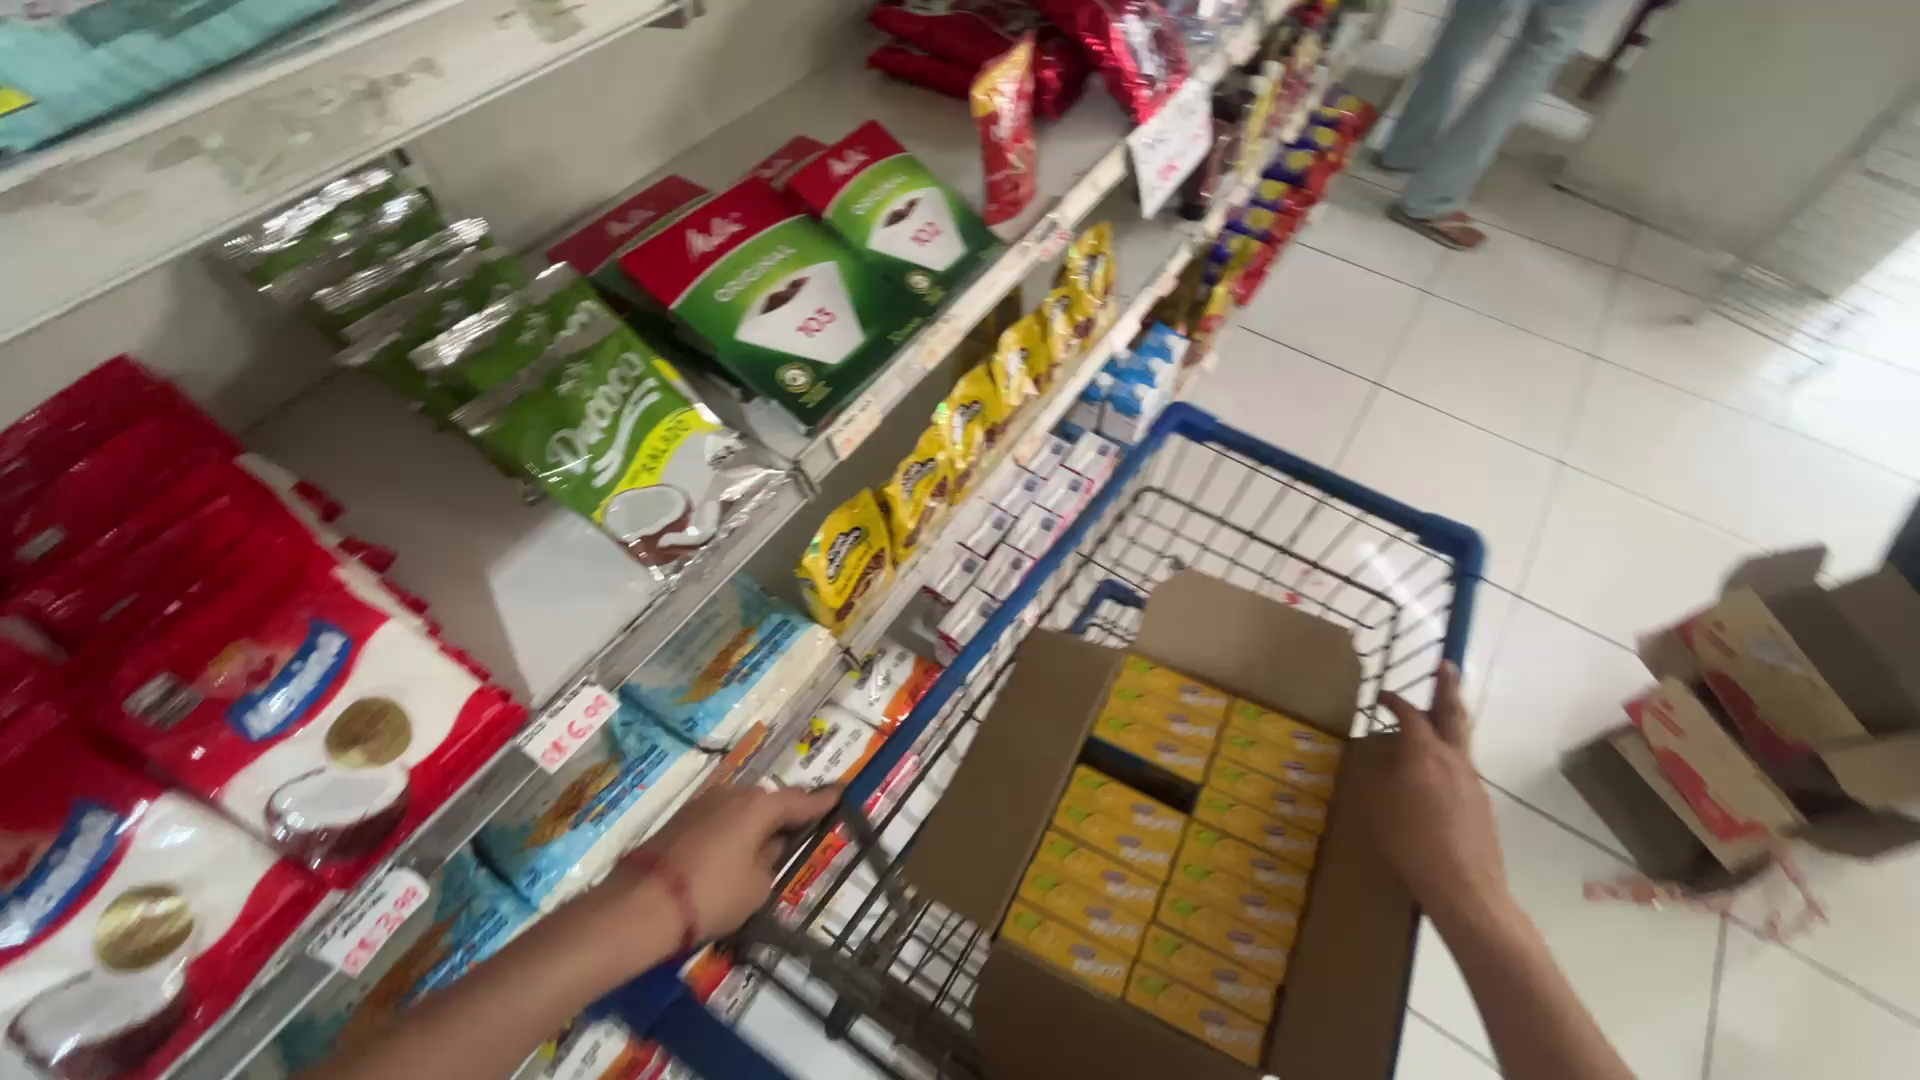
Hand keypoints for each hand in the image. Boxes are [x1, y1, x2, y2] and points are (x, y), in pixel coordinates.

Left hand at [607, 784, 839, 941]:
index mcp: (760, 806)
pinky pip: (720, 820)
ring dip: (755, 826)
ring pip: (742, 811)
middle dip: (785, 817)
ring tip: (765, 850)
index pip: (802, 802)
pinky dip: (732, 833)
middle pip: (770, 803)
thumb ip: (771, 861)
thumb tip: (767, 848)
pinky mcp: (680, 819)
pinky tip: (732, 855)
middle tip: (800, 834)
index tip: (843, 793)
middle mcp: (733, 794)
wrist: (638, 907)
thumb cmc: (711, 896)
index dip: (824, 801)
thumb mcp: (757, 888)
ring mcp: (703, 803)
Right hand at [1371, 662, 1508, 924]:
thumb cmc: (1410, 841)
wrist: (1464, 886)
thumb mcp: (1378, 803)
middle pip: (1453, 714)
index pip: (1409, 714)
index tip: (1380, 695)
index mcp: (1424, 754)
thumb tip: (1383, 754)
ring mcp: (1472, 781)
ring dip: (1446, 722)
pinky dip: (1446, 754)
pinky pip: (1460, 766)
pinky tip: (1431, 772)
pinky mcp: (1480, 803)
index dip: (1394, 701)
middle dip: (1447, 687)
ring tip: (1432, 717)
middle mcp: (1453, 759)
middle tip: (1445, 665)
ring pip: (1460, 740)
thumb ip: (1379, 772)